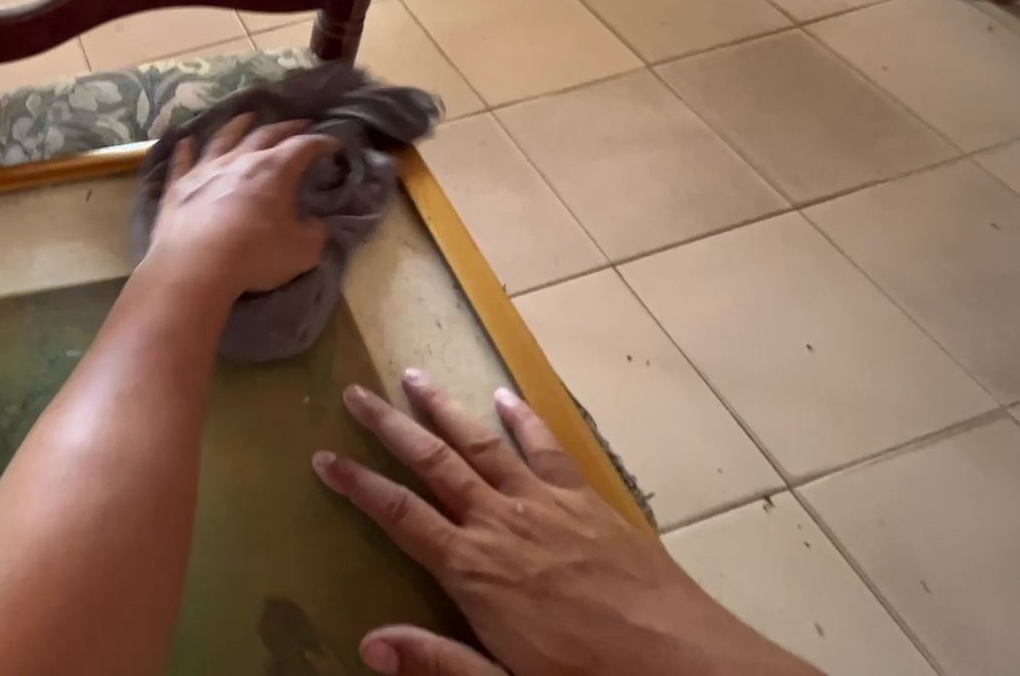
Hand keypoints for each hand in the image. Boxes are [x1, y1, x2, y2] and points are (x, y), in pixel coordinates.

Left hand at [144, 114, 339, 301]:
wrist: (195, 265)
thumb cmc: (254, 255)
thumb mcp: (302, 250)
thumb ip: (314, 233)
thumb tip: (314, 224)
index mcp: (274, 170)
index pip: (303, 147)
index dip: (320, 143)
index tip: (332, 143)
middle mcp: (240, 160)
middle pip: (265, 134)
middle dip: (286, 127)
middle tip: (298, 123)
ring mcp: (205, 169)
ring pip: (223, 138)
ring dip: (237, 125)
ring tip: (246, 116)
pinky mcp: (178, 185)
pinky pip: (182, 160)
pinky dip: (185, 148)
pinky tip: (184, 140)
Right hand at [313, 374, 823, 675]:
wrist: (696, 675)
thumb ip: (439, 662)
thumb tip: (367, 644)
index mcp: (473, 568)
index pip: (398, 513)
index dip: (357, 483)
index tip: (323, 456)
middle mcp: (498, 522)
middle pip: (431, 461)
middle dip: (388, 425)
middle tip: (354, 391)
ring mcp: (543, 504)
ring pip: (479, 443)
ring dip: (442, 408)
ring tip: (412, 374)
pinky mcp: (586, 501)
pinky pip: (547, 450)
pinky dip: (523, 420)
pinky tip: (505, 396)